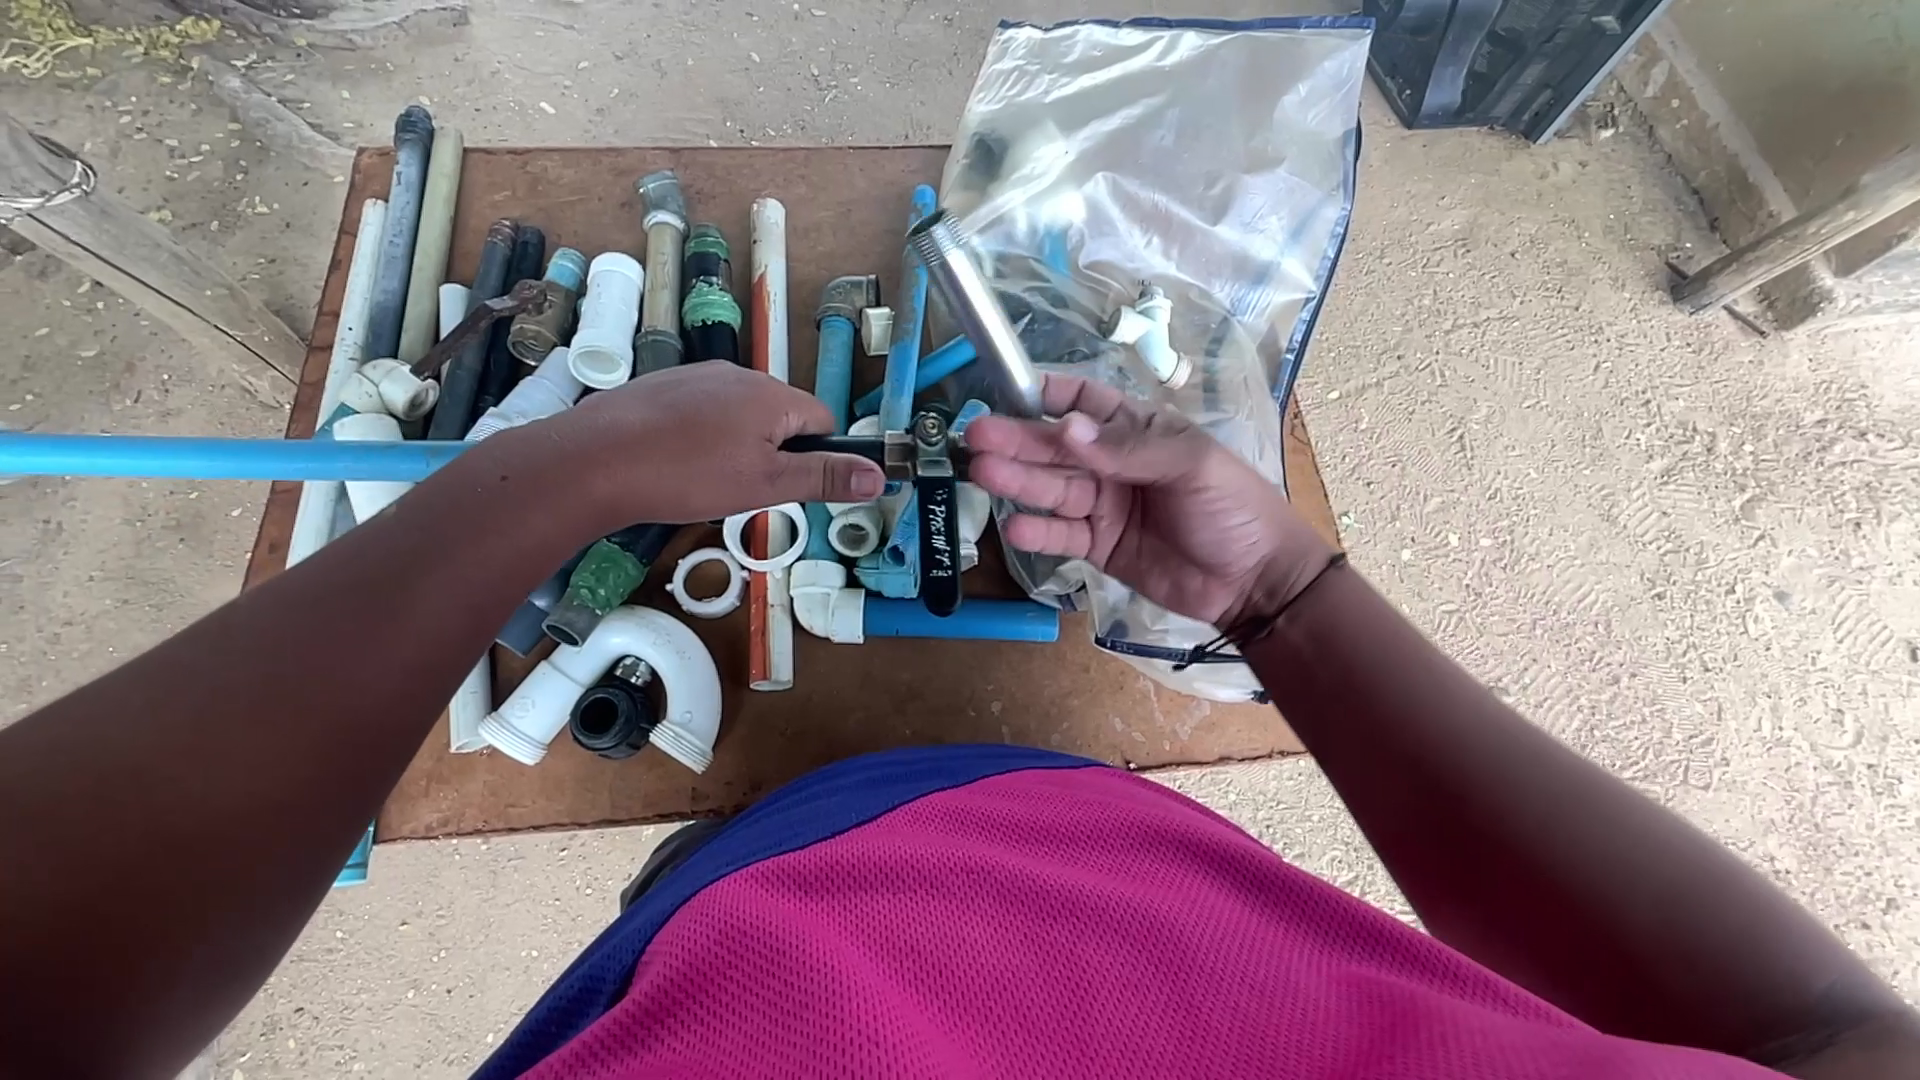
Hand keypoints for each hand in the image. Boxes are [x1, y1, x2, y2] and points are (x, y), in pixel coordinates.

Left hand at [488, 360, 885, 528]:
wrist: (593, 461)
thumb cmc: (688, 475)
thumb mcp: (766, 485)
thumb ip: (825, 478)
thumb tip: (879, 475)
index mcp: (772, 395)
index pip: (824, 420)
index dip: (818, 456)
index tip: (791, 484)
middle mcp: (739, 375)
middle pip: (782, 416)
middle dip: (776, 451)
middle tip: (746, 488)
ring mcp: (697, 377)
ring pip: (741, 415)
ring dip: (739, 445)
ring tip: (707, 480)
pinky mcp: (662, 387)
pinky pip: (703, 412)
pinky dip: (702, 437)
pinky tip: (677, 463)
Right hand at [964, 374, 1333, 631]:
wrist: (1255, 582)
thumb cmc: (1233, 508)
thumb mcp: (1190, 464)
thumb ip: (1128, 448)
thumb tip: (1066, 429)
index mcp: (1139, 431)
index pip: (1086, 401)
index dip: (1050, 395)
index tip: (1010, 391)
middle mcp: (1113, 464)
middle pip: (1056, 448)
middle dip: (1018, 441)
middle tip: (976, 436)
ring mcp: (1103, 507)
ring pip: (1052, 490)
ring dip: (1017, 482)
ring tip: (981, 473)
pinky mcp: (1098, 548)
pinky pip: (1061, 536)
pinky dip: (1038, 532)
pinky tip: (1014, 526)